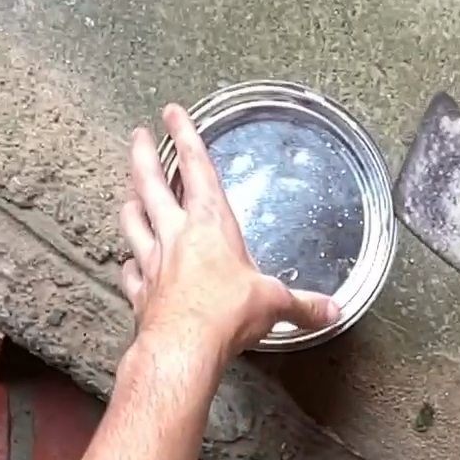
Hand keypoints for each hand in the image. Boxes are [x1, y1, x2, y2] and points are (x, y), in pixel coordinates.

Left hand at [118, 105, 338, 368]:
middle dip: (144, 155)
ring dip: (130, 204)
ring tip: (128, 195)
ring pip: (132, 222)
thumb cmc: (227, 314)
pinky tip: (129, 265)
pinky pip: (129, 273)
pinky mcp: (142, 294)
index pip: (196, 167)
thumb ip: (302, 305)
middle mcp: (176, 235)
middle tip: (138, 137)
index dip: (185, 135)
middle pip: (151, 183)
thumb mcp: (274, 303)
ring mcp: (153, 263)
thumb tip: (332, 311)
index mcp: (210, 224)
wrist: (185, 346)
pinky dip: (128, 267)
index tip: (173, 113)